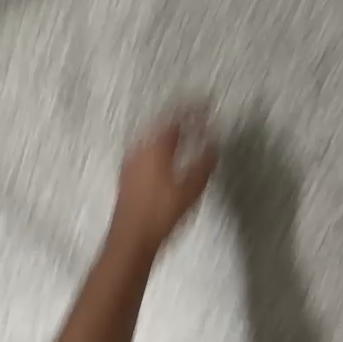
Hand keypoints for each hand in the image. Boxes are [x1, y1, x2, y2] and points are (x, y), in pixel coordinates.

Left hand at [106, 105, 218, 258]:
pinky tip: (168, 156)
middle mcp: (140, 149)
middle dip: (181, 117)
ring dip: (170, 132)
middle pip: (162, 124)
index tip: (207, 102)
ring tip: (186, 132)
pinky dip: (160, 145)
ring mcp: (130, 162)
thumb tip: (214, 143)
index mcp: (156, 146)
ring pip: (153, 137)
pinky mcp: (127, 174)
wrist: (131, 239)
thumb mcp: (192, 187)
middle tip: (197, 113)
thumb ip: (205, 161)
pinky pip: (146, 149)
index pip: (177, 117)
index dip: (194, 108)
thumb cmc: (162, 213)